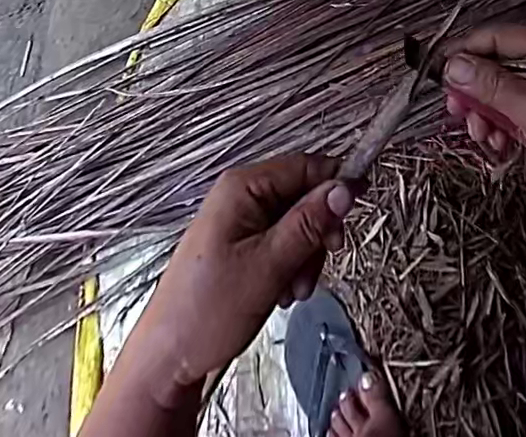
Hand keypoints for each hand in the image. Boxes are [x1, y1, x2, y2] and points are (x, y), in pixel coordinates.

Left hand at [118, 154, 354, 406]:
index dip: (334, 183)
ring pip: (296, 221)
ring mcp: (241, 220)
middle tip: (324, 256)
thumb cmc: (206, 311)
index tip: (358, 203)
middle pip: (302, 194)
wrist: (167, 360)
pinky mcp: (242, 244)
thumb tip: (343, 188)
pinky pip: (282, 240)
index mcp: (242, 187)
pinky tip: (283, 289)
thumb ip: (309, 223)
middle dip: (318, 229)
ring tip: (294, 286)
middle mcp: (241, 196)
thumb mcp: (269, 264)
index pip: (303, 165)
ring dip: (306, 253)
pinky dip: (292, 263)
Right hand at [442, 24, 525, 200]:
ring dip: (483, 110)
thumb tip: (452, 66)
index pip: (493, 36)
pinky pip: (508, 101)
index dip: (463, 54)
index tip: (439, 75)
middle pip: (491, 61)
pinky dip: (497, 121)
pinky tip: (496, 141)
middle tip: (457, 113)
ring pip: (495, 84)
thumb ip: (492, 86)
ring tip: (483, 136)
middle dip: (472, 90)